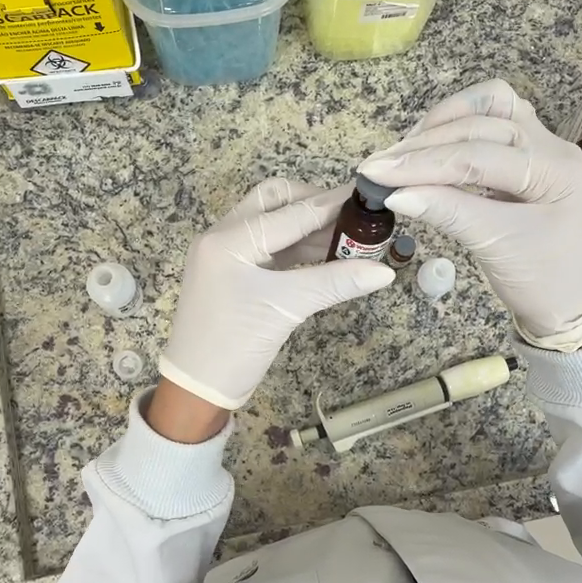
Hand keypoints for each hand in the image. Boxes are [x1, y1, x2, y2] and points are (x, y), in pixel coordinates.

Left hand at [159, 178, 395, 410]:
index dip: (332, 203)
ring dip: (307, 226)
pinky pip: (268, 246)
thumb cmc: (234, 346)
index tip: (365, 194)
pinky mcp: (232, 271)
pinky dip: (296, 246)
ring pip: (272, 223)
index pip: (292, 212)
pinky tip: (325, 255)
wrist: (197, 388)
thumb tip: (384, 271)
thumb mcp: (287, 308)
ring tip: (346, 238)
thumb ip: (336, 283)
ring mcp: (225, 253)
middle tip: (351, 215)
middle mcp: (223, 235)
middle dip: (314, 203)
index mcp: (230, 238)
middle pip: (275, 201)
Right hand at [358, 80, 581, 342]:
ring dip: (439, 125)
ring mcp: (538, 143)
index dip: (424, 164)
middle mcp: (550, 145)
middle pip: (480, 123)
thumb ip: (447, 212)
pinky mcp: (521, 151)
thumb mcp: (493, 246)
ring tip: (400, 153)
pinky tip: (423, 149)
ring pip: (485, 109)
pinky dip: (452, 130)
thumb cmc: (538, 278)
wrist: (562, 300)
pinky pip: (487, 122)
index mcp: (555, 168)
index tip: (376, 174)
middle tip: (379, 165)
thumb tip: (395, 193)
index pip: (478, 156)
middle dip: (425, 143)